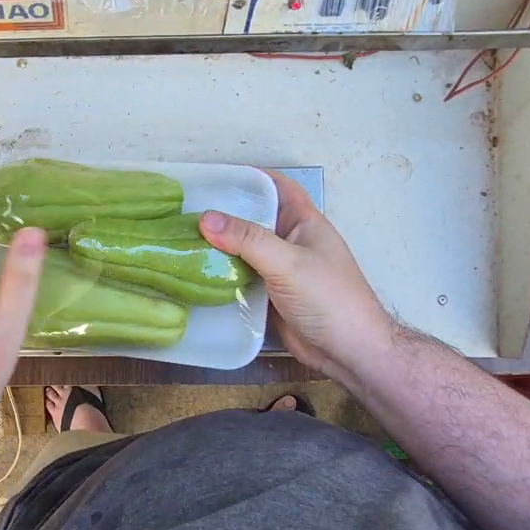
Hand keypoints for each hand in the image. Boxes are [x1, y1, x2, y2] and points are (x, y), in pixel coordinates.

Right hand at [200, 172, 398, 386]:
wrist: (348, 352)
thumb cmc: (329, 299)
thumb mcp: (287, 262)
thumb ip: (247, 239)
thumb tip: (205, 217)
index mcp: (304, 223)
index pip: (278, 187)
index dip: (251, 177)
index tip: (215, 177)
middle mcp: (291, 243)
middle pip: (254, 220)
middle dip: (224, 215)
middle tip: (186, 211)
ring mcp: (280, 271)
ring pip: (244, 252)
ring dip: (219, 248)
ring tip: (181, 240)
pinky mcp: (270, 297)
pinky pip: (242, 279)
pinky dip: (222, 276)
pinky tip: (197, 275)